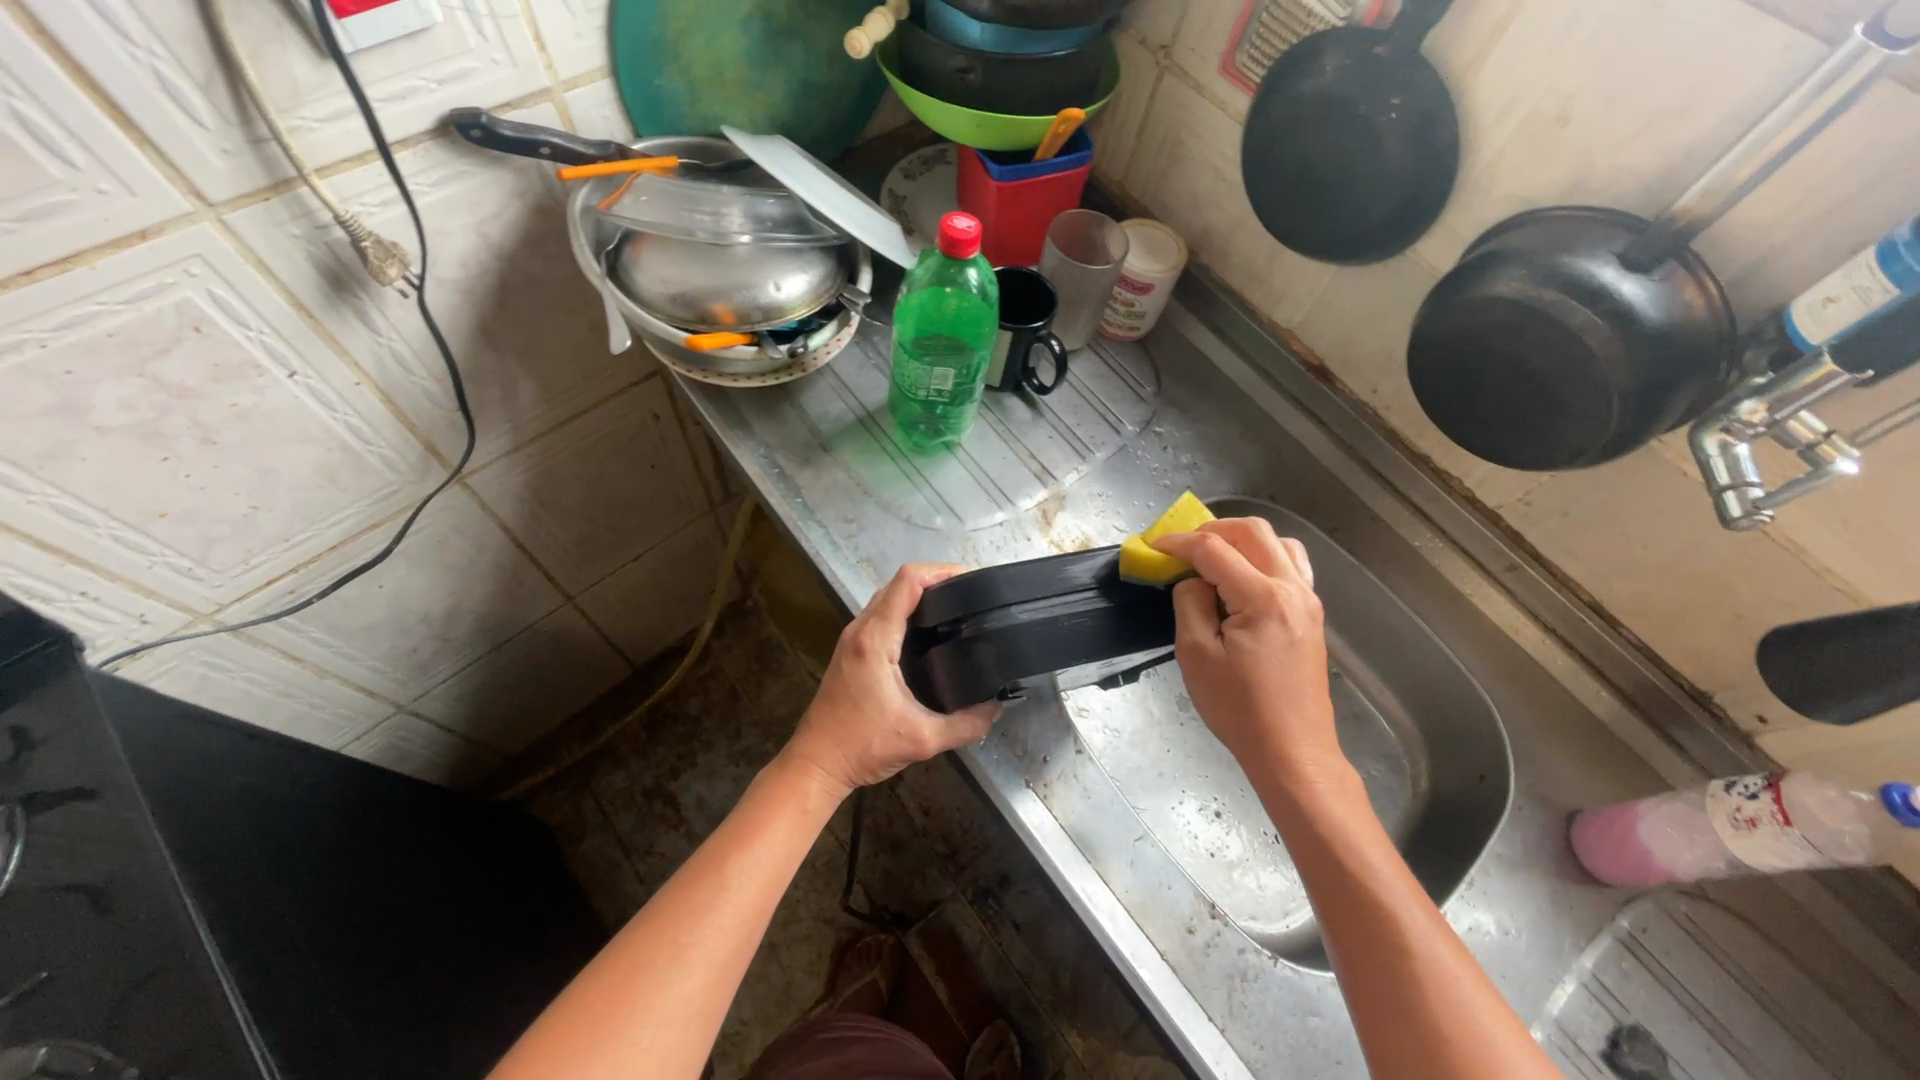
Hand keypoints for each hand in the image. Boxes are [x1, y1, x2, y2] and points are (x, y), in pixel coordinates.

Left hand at [778, 563, 999, 798]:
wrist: (817, 764)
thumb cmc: (862, 747)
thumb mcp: (922, 740)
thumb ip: (966, 725)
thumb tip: (996, 708)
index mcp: (875, 640)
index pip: (908, 582)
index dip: (942, 572)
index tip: (972, 580)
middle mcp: (860, 630)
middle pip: (899, 584)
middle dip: (936, 580)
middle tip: (971, 595)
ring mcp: (852, 640)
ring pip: (888, 598)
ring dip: (920, 595)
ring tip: (956, 609)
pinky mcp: (851, 652)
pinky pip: (881, 616)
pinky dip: (906, 612)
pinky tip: (930, 633)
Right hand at [1152, 519, 1346, 786]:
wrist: (1291, 750)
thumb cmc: (1239, 708)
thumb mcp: (1196, 655)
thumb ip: (1190, 604)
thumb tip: (1193, 580)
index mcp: (1262, 598)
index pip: (1214, 549)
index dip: (1178, 542)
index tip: (1153, 548)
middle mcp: (1292, 589)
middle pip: (1252, 532)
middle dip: (1212, 529)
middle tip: (1182, 548)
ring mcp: (1308, 601)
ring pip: (1278, 543)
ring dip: (1241, 540)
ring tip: (1212, 559)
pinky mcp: (1311, 616)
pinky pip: (1291, 566)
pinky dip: (1263, 558)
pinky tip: (1241, 580)